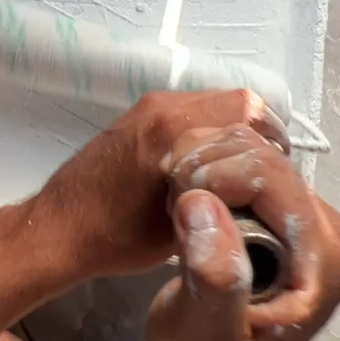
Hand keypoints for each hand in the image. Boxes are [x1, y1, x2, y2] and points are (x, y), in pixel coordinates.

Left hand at [20, 90, 290, 283]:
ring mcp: (149, 106)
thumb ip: (224, 200)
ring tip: (243, 170)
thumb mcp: (182, 228)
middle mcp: (163, 107)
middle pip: (236, 102)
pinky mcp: (140, 113)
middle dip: (259, 133)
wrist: (59, 227)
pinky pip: (192, 109)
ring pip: (215, 103)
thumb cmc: (116, 238)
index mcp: (173, 131)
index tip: (279, 174)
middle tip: (268, 170)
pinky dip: (210, 129)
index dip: (272, 142)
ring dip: (235, 130)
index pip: (247, 114)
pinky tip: (212, 165)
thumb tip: (259, 193)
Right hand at [144, 126, 339, 340]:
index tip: (179, 206)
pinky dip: (209, 167)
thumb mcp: (203, 332)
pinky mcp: (283, 213)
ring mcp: (306, 221)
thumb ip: (214, 277)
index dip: (217, 177)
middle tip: (174, 206)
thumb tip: (202, 202)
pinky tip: (190, 200)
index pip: (272, 177)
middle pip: (264, 158)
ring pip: (253, 151)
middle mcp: (328, 234)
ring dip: (204, 166)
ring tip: (180, 208)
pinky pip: (246, 161)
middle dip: (207, 169)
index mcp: (323, 262)